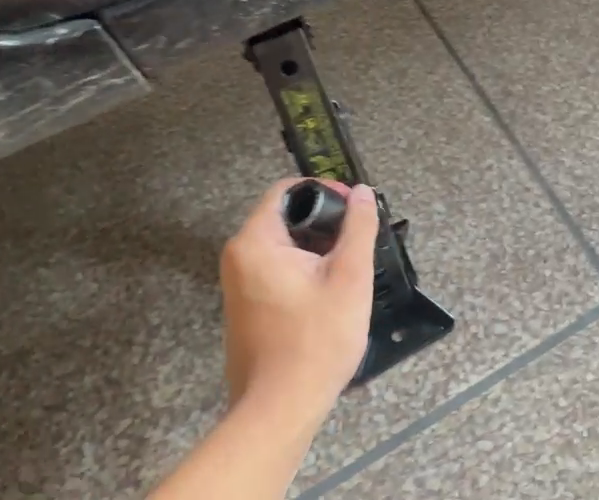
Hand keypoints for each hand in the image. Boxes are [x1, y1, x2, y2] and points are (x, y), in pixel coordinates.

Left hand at [220, 178, 377, 428]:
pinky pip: (276, 271)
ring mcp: (237, 286)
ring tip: (348, 268)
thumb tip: (361, 192)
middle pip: (284, 218)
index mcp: (256, 242)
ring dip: (316, 249)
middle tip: (356, 241)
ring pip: (283, 247)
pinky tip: (328, 293)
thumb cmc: (316, 337)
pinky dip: (303, 271)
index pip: (286, 191)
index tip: (352, 207)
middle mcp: (238, 258)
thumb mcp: (350, 275)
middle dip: (324, 223)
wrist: (280, 408)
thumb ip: (358, 226)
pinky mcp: (244, 309)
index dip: (323, 190)